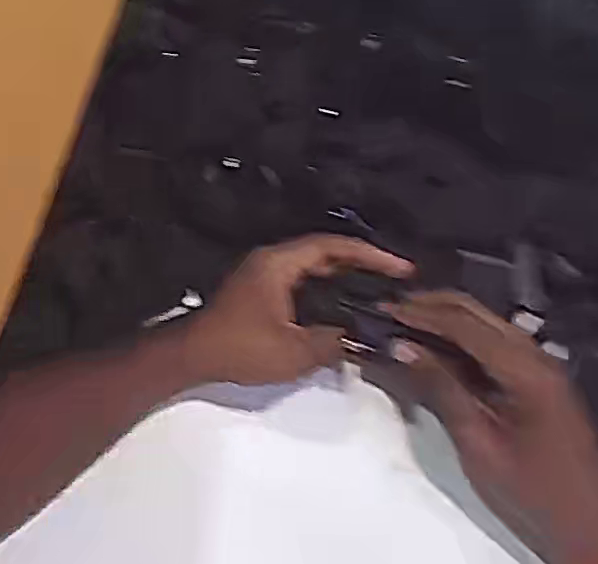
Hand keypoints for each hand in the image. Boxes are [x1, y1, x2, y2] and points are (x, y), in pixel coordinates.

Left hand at [181, 235, 412, 385]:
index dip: (368, 253)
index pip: (328, 246)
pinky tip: (345, 307)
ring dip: (344, 276)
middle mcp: (269, 261)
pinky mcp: (260, 290)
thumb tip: (361, 336)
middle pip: (321, 252)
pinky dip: (326, 288)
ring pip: (311, 267)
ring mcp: (262, 274)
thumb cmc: (242, 346)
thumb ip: (334, 340)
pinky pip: (301, 280)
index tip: (402, 267)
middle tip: (399, 279)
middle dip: (360, 263)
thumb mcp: (296, 350)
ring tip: (380, 292)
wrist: (196, 352)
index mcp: (276, 263)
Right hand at [391, 291, 597, 563]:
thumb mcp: (479, 444)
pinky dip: (457, 330)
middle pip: (473, 310)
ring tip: (403, 322)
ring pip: (481, 318)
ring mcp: (540, 366)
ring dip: (441, 314)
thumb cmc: (535, 491)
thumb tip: (400, 344)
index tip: (381, 310)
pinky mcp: (535, 376)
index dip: (418, 313)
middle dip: (427, 304)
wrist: (596, 531)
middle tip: (387, 310)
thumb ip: (441, 388)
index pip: (462, 324)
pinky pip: (489, 337)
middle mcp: (537, 358)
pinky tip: (432, 341)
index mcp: (526, 373)